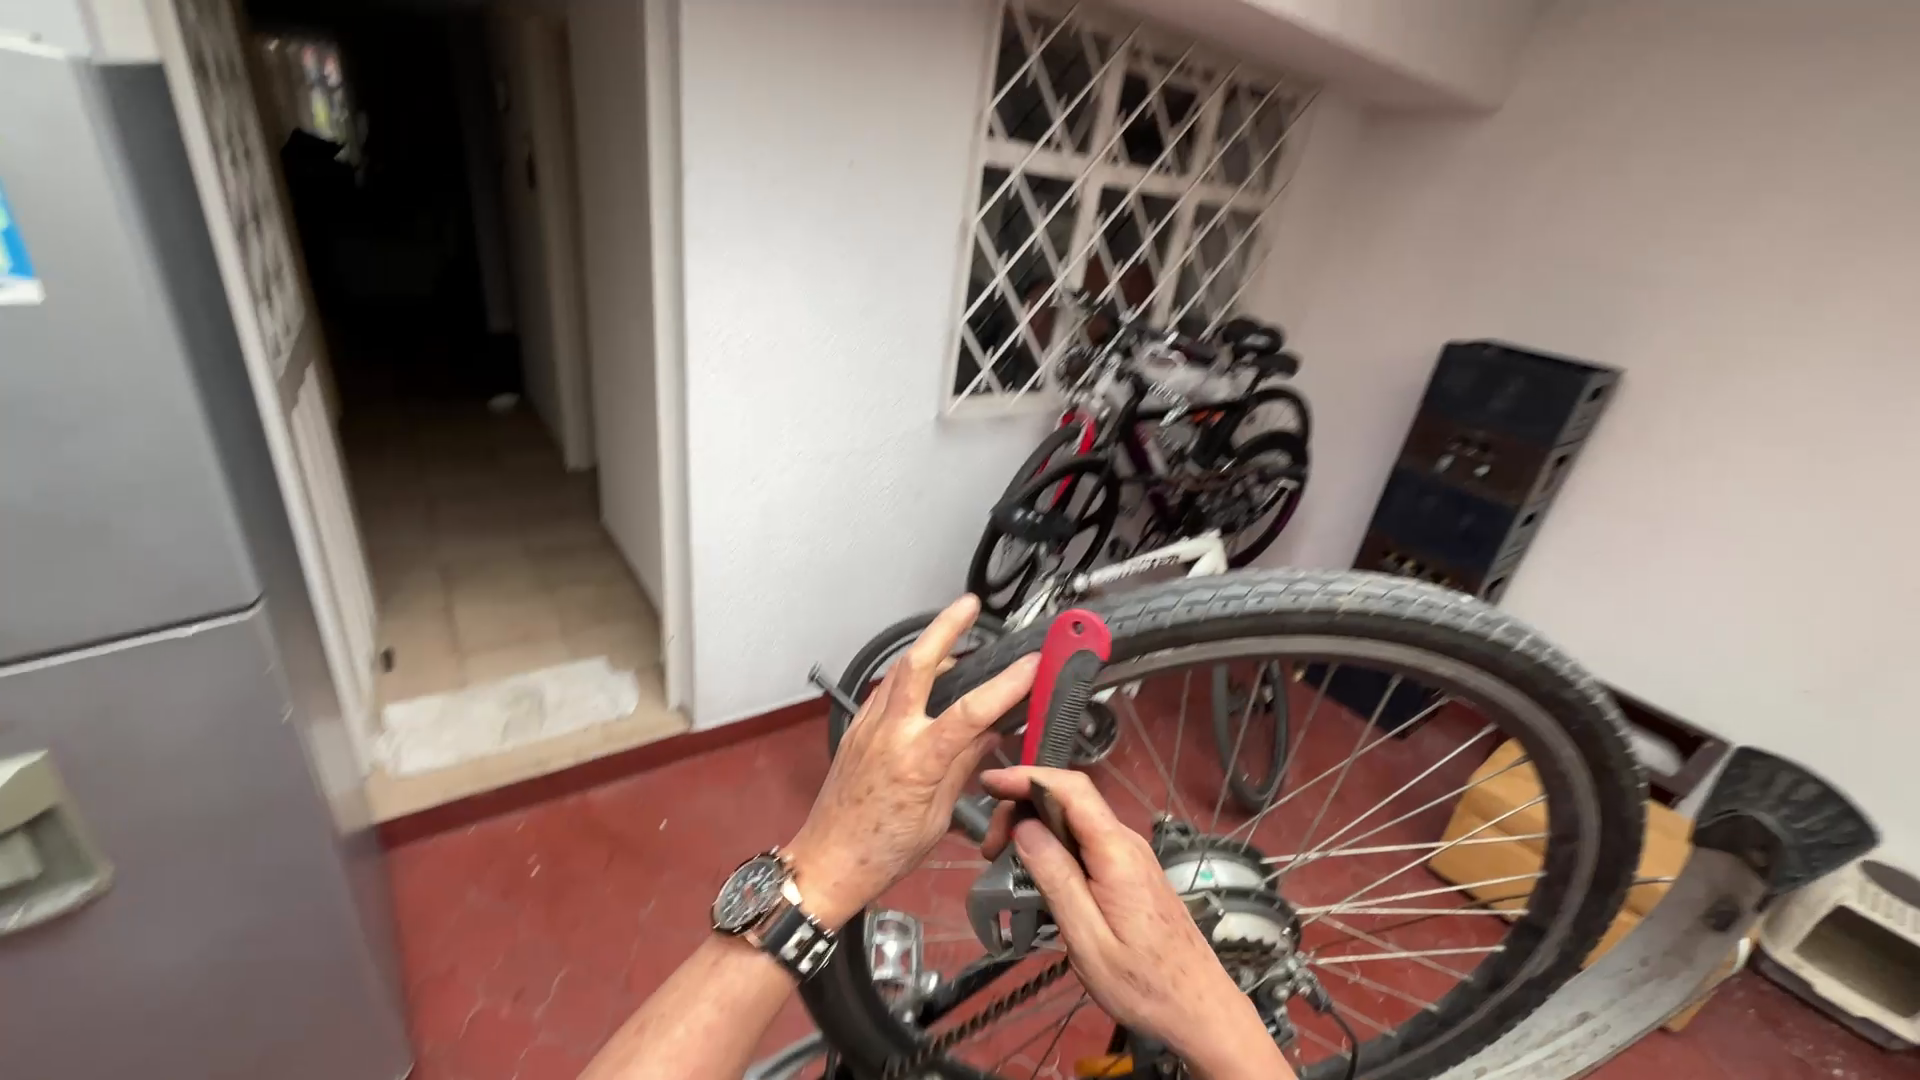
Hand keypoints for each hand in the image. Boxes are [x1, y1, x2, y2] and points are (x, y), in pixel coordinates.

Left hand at [786, 596, 1037, 928]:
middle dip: (944, 627)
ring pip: (898, 671)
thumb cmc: (881, 853)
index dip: (1005, 685)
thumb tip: (988, 736)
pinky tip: (921, 680)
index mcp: (916, 762)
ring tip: (954, 640)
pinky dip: (906, 676)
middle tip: (969, 606)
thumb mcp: (937, 818)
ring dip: (926, 648)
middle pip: (916, 664)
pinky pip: (884, 691)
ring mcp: (867, 727)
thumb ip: (962, 768)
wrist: (827, 863)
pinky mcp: (855, 730)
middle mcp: (889, 734)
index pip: (969, 712)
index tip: (1030, 665)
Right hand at [981, 767, 1293, 1079]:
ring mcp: (1132, 854)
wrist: (1201, 1010)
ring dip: (1036, 827)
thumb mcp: (1088, 940)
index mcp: (1116, 852)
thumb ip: (1057, 879)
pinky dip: (1054, 842)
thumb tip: (1024, 826)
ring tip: (1006, 861)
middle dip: (1023, 807)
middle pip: (1069, 800)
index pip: (1070, 789)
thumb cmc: (1143, 984)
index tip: (989, 783)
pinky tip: (1038, 870)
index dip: (1027, 776)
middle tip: (991, 848)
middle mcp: (1126, 841)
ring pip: (1076, 819)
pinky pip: (1087, 840)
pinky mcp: (1132, 870)